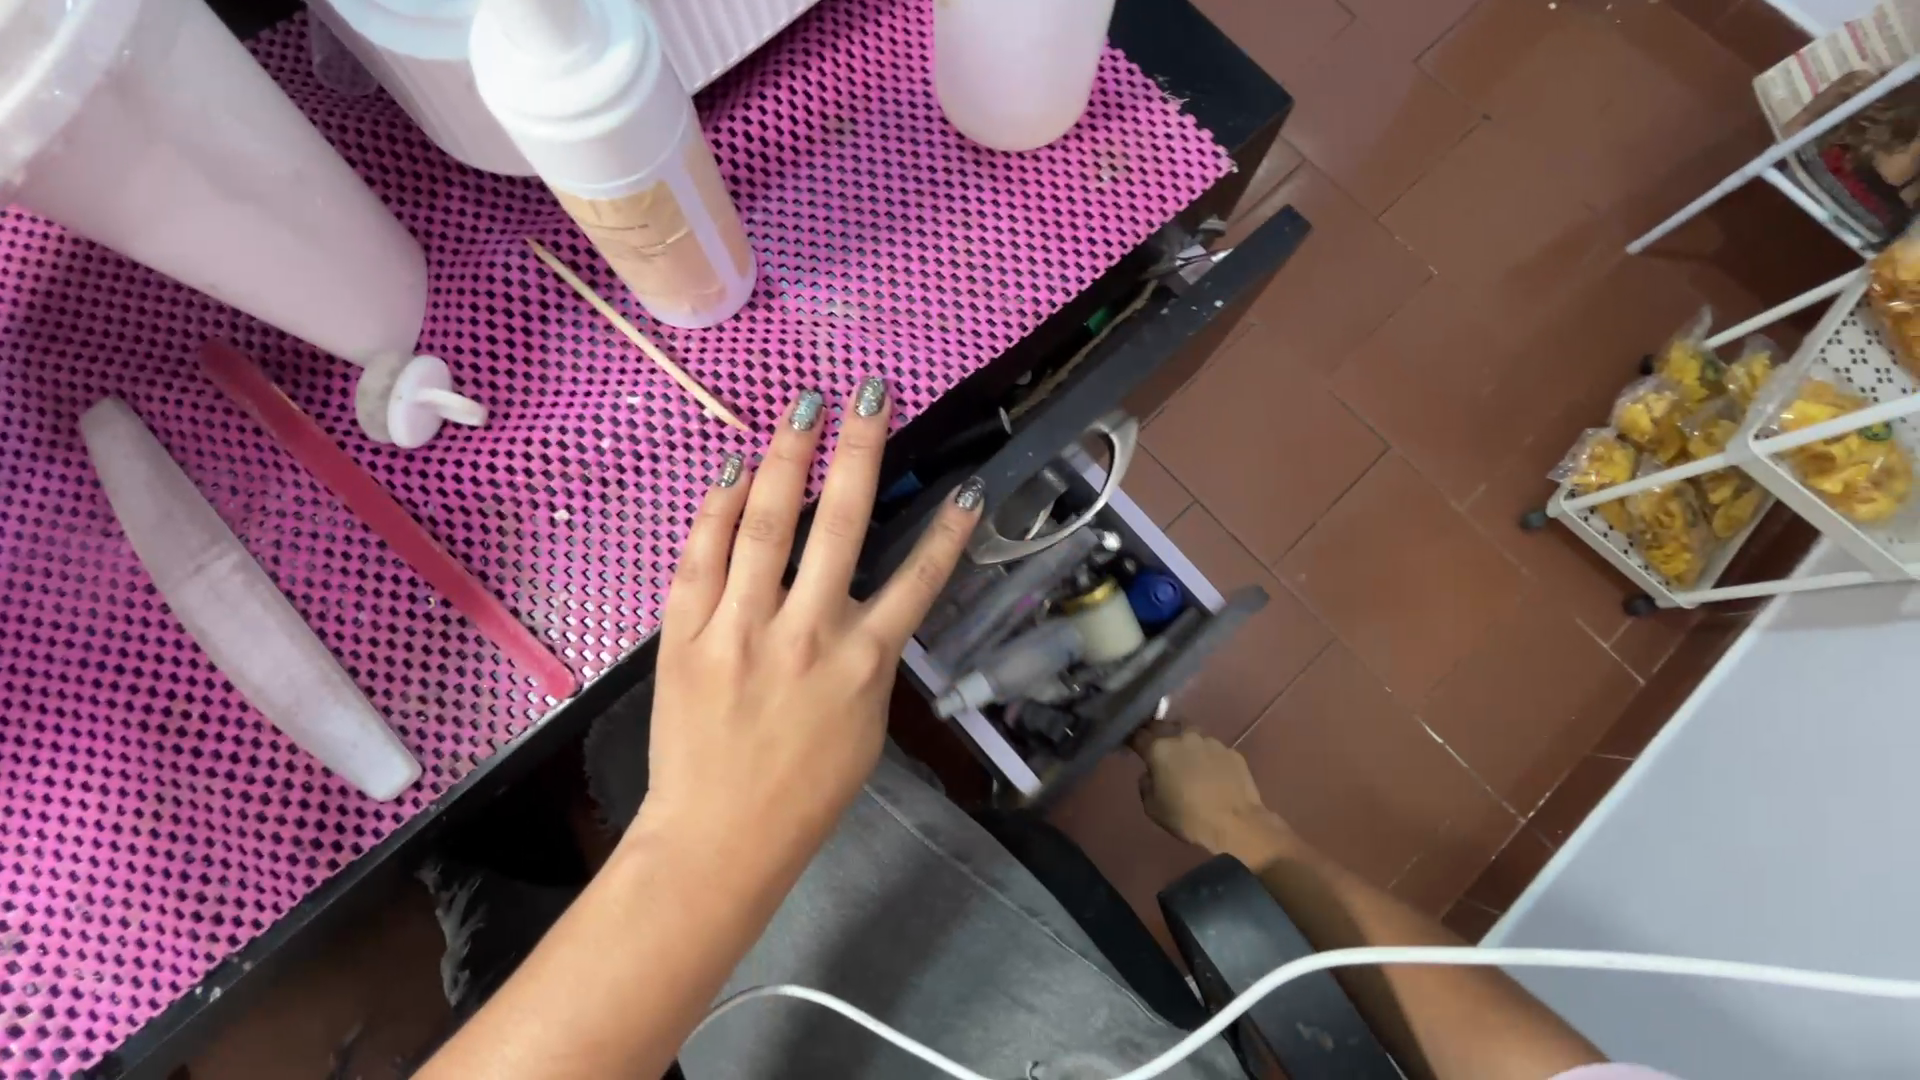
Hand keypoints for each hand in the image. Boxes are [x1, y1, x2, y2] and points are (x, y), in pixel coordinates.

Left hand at [640, 381, 983, 863]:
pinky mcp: (685, 635)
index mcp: (863, 664)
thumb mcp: (863, 729)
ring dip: (788, 458)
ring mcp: (742, 629)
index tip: (966, 489)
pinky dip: (717, 508)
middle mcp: (808, 633)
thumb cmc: (805, 793)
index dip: (946, 534)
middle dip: (860, 452)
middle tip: (871, 394)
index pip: (916, 583)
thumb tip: (864, 605)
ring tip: (804, 407)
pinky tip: (732, 467)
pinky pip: (702, 557)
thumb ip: (868, 661)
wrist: (719, 840)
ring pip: (768, 525)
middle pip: (841, 525)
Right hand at [1131, 723, 1291, 858]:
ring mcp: (1210, 742)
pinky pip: (1213, 749)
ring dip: (1185, 743)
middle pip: (1165, 726)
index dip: (1132, 739)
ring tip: (1188, 760)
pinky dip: (1208, 756)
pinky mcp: (1231, 751)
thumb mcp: (1153, 808)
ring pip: (1191, 734)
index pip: (1138, 735)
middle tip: (1159, 749)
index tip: (1131, 745)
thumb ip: (1146, 784)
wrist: (1236, 825)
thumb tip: (1151, 774)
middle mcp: (1183, 737)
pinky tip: (1212, 772)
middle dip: (1158, 734)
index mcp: (1160, 749)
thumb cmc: (1188, 818)